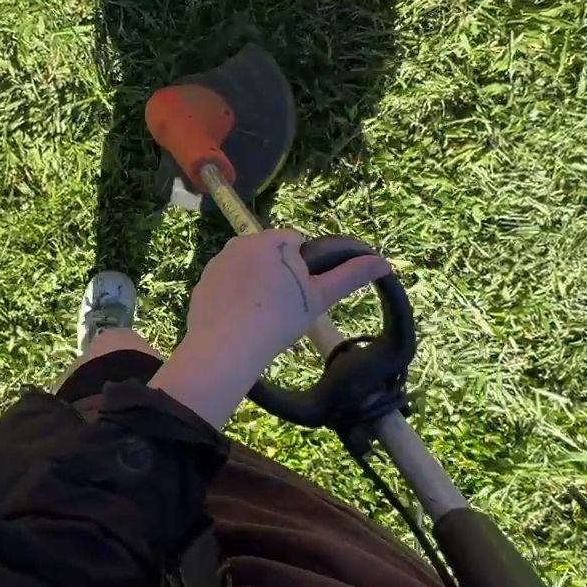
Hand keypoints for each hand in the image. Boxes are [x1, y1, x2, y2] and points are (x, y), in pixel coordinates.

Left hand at [151, 229, 392, 429]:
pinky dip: (233, 298)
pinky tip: (240, 321)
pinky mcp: (202, 284)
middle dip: (278, 273)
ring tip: (262, 317)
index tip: (300, 293)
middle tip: (283, 308)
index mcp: (268, 239)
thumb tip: (384, 262)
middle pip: (269, 254)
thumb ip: (349, 275)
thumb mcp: (319, 297)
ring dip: (256, 284)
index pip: (294, 241)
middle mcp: (239, 243)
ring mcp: (216, 263)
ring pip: (247, 270)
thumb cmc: (279, 318)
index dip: (302, 267)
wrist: (226, 347)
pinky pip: (225, 287)